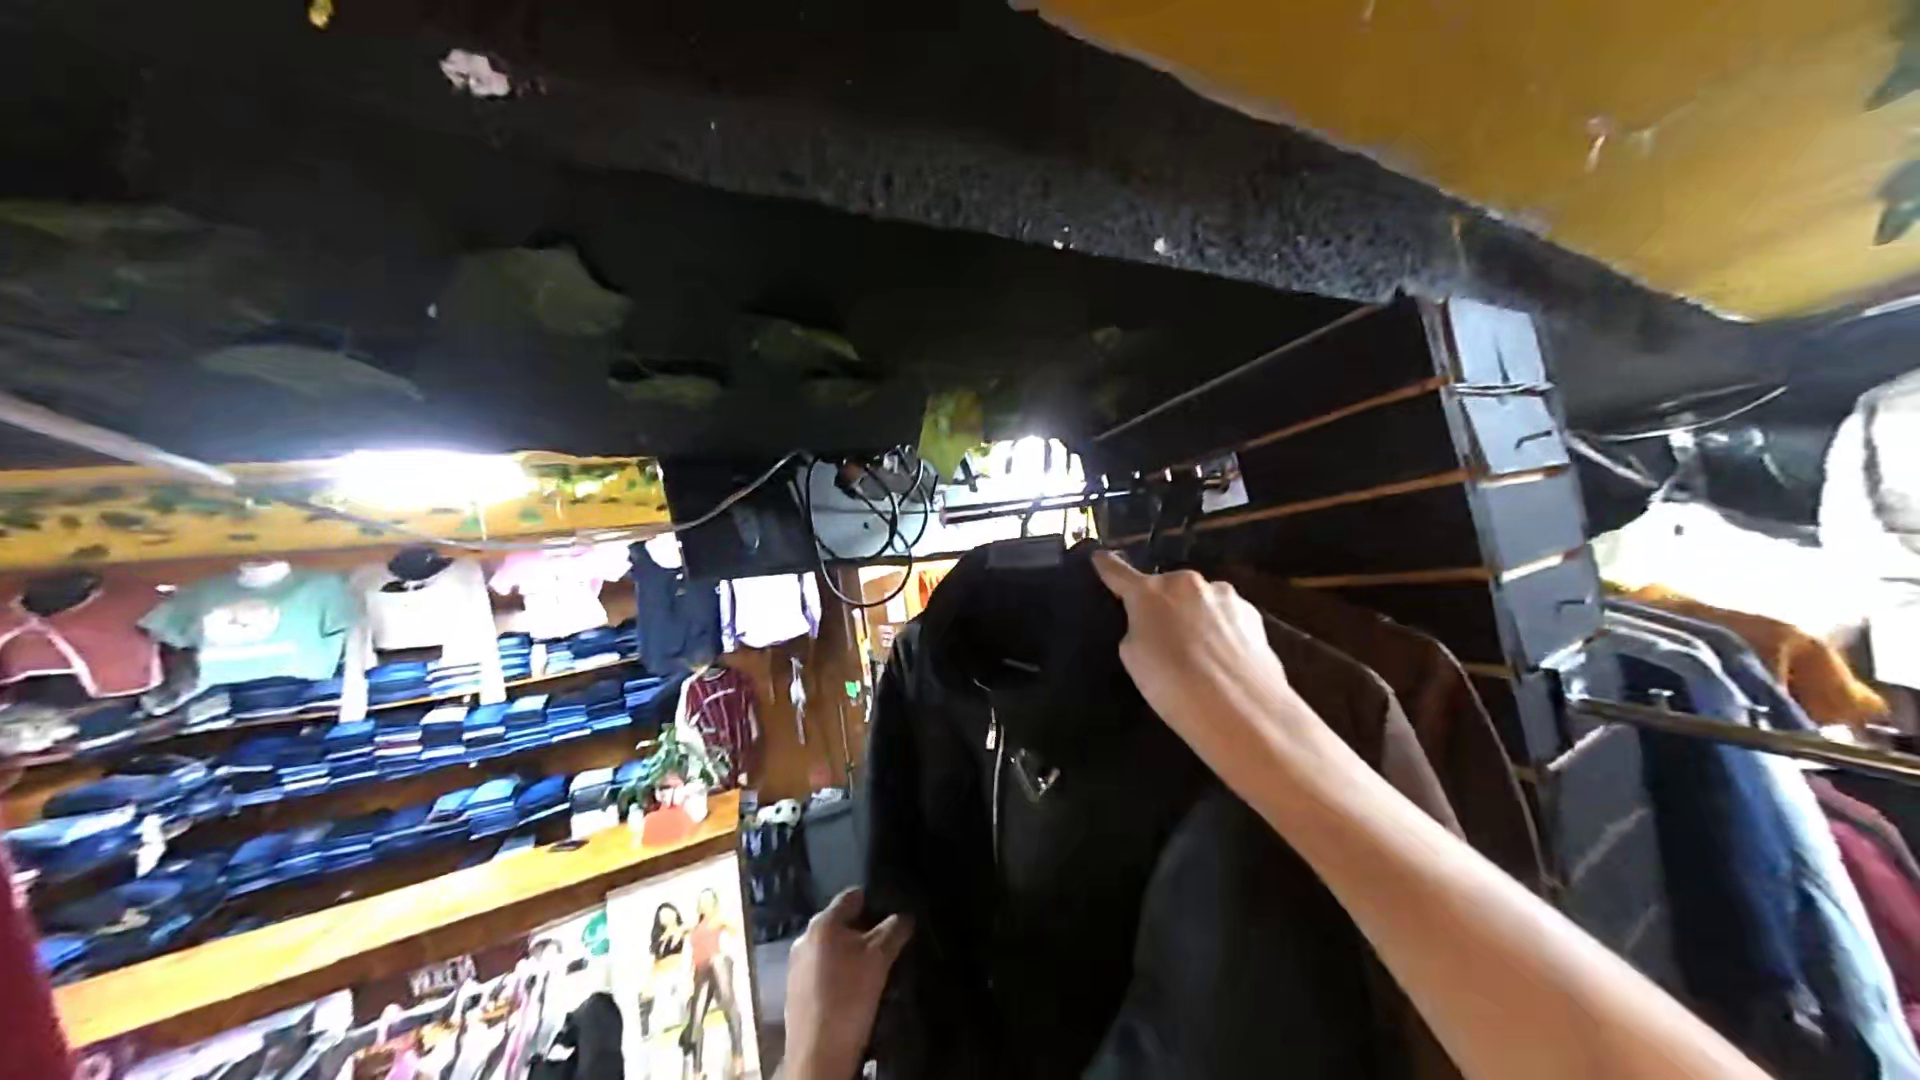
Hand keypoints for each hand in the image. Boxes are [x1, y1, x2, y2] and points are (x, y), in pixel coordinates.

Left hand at [781, 888, 913, 1079]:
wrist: (818, 1054)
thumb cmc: (850, 996)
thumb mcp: (880, 958)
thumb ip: (894, 930)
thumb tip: (905, 916)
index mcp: (823, 922)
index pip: (851, 896)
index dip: (873, 900)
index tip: (890, 913)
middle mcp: (804, 937)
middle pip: (839, 921)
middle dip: (861, 929)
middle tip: (883, 943)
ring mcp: (795, 964)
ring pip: (829, 946)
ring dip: (847, 951)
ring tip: (868, 967)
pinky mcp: (793, 989)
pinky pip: (819, 968)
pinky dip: (835, 971)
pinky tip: (849, 988)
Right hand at [1091, 551, 1325, 776]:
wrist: (1241, 710)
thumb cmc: (1172, 684)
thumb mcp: (1133, 658)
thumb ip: (1137, 629)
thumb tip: (1153, 623)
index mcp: (1149, 592)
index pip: (1117, 572)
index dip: (1106, 566)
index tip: (1098, 558)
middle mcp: (1187, 583)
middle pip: (1166, 587)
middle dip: (1162, 604)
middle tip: (1164, 639)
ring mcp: (1224, 595)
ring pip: (1200, 601)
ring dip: (1195, 616)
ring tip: (1201, 654)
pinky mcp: (1254, 614)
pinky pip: (1226, 617)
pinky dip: (1221, 631)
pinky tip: (1225, 660)